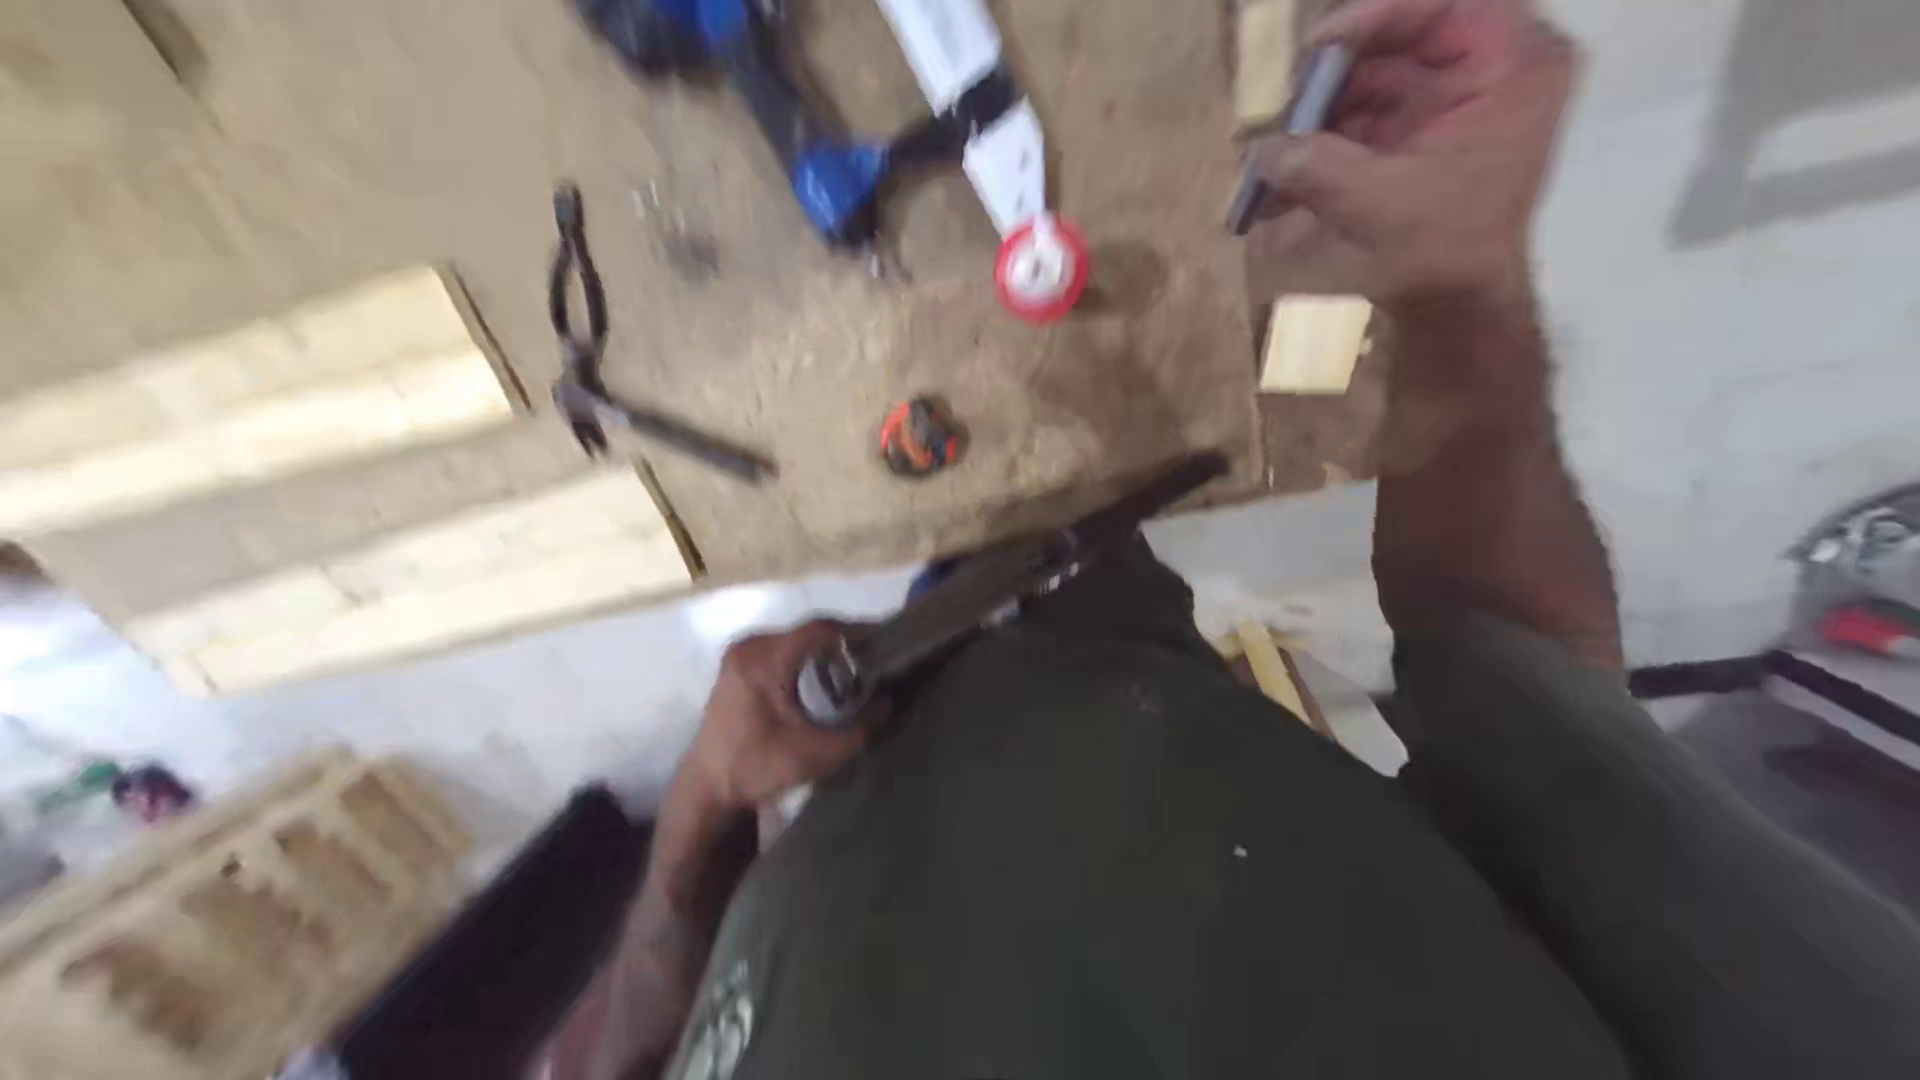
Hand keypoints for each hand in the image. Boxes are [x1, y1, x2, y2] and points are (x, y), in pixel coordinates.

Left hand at [677, 621, 877, 813]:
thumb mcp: (819, 754)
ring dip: (826, 648)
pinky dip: (808, 654)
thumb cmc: (759, 769)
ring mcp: (741, 652)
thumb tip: (889, 700)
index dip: (856, 629)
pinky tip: (827, 671)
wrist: (707, 788)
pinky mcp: (738, 663)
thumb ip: (861, 728)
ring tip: (859, 664)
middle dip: (845, 640)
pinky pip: (782, 646)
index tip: (885, 638)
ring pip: (797, 637)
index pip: (821, 628)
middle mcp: (751, 646)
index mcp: (765, 660)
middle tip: (877, 655)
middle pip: (810, 630)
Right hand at [1249, 0, 1577, 306]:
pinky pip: (1359, 137)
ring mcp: (1444, 116)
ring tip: (1266, 162)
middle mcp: (1482, 78)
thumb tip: (1260, 151)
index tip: (1315, 49)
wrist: (1452, 309)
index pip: (1444, 6)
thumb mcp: (1375, 201)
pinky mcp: (1412, 151)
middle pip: (1397, 50)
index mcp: (1509, 66)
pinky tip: (1276, 191)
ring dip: (1313, 130)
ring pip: (1369, 96)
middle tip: (1280, 112)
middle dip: (1330, 87)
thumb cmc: (1439, 249)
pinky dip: (1318, 160)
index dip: (1376, 17)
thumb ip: (1315, 167)